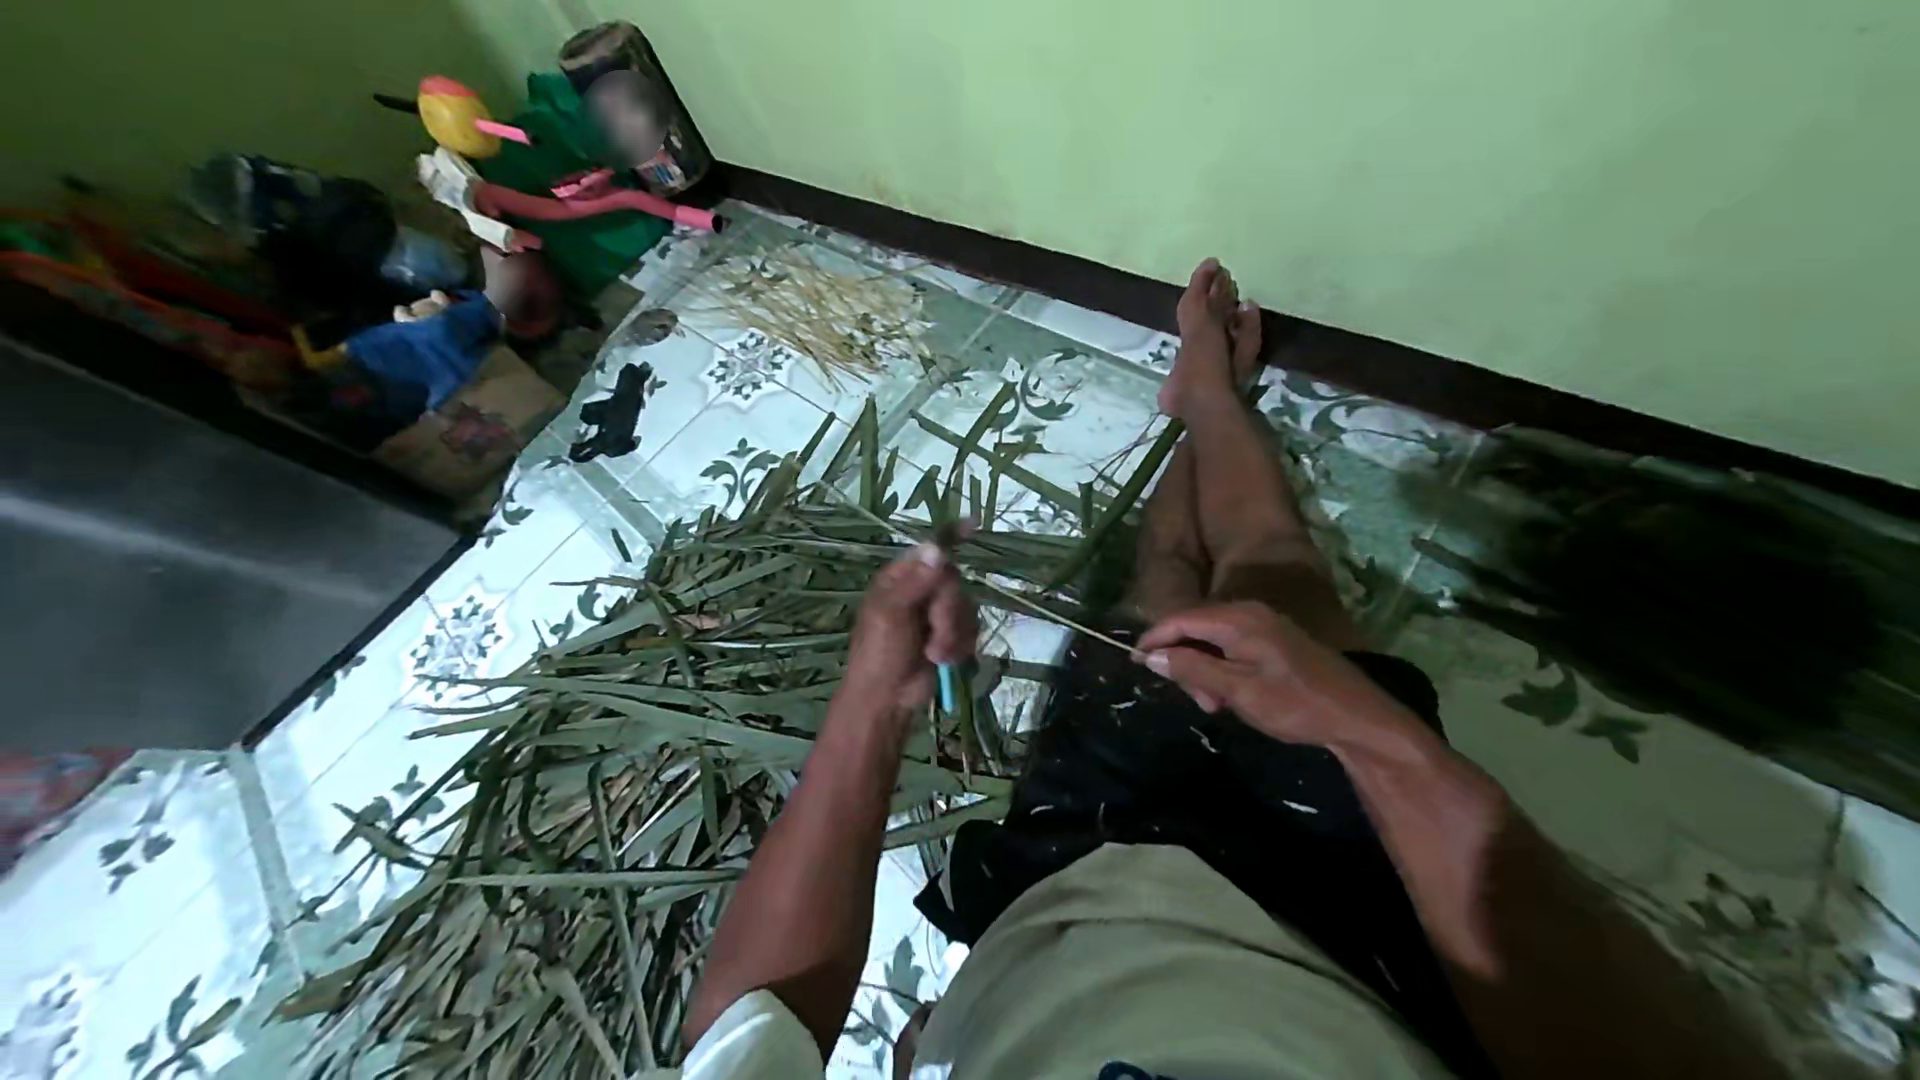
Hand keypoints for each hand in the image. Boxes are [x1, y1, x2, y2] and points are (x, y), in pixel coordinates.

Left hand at [840, 544, 976, 719]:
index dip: (951, 537)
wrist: (888, 700)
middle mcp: (920, 590)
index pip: (929, 549)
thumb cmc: (880, 654)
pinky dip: (959, 646)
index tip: (974, 526)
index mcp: (899, 578)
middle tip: (933, 631)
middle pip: (954, 582)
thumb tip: (937, 548)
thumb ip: (916, 582)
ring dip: (953, 634)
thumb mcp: (891, 615)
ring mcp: (936, 614)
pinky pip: (970, 628)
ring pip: (966, 607)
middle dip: (948, 611)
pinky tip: (944, 660)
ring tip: (934, 654)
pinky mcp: (950, 635)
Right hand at [1135, 601, 1414, 748]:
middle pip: (1194, 628)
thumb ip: (1192, 669)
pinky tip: (1230, 695)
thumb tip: (1151, 656)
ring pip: (1212, 641)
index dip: (1153, 639)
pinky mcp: (1273, 640)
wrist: (1360, 719)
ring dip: (1203, 671)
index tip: (1135, 663)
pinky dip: (1221, 670)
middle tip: (1196, 701)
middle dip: (1184, 663)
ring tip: (1216, 705)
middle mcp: (1248, 612)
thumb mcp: (1237, 690)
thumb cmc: (1296, 704)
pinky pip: (1231, 647)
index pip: (1179, 618)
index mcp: (1238, 618)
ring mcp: (1263, 624)